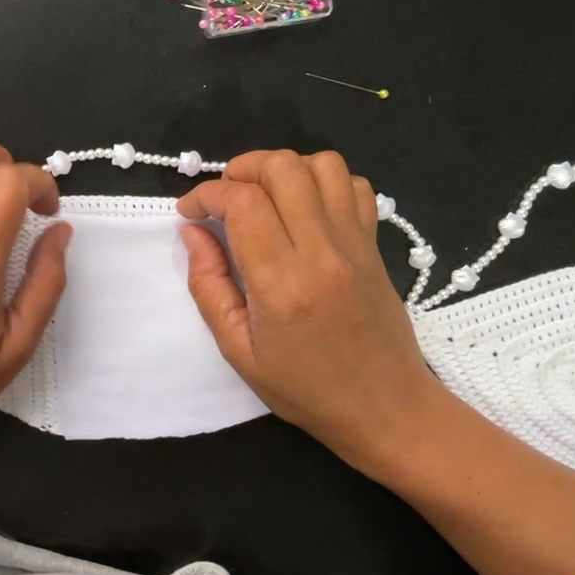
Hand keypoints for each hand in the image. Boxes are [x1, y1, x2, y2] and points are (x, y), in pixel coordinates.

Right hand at [181, 150, 574, 574]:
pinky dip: (323, 182)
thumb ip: (209, 287)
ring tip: (263, 196)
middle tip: (224, 198)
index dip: (207, 193)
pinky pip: (354, 185)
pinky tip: (304, 209)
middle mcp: (323, 252)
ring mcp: (355, 244)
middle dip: (241, 169)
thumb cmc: (304, 390)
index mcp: (282, 284)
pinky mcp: (375, 244)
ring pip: (321, 165)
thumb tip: (192, 233)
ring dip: (283, 169)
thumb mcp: (238, 351)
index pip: (243, 202)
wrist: (386, 408)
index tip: (188, 212)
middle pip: (282, 168)